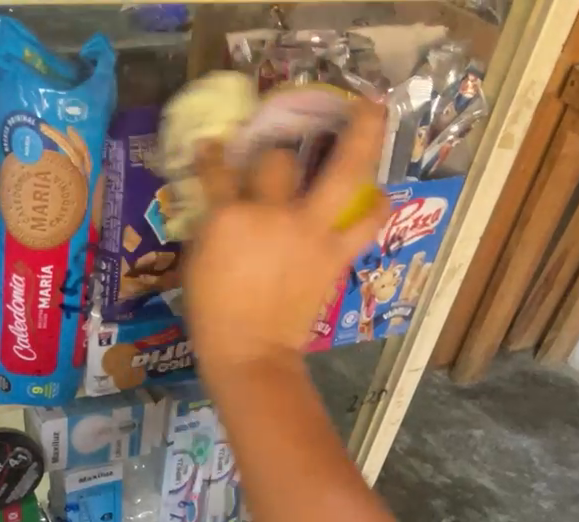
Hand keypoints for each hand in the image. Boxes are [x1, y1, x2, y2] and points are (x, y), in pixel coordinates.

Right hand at [183, 100, 390, 377]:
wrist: (249, 354)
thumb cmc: (212, 317)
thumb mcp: (196, 264)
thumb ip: (212, 228)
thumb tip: (225, 207)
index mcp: (227, 217)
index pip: (216, 169)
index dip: (212, 154)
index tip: (211, 147)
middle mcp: (272, 213)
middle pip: (278, 160)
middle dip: (275, 154)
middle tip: (280, 154)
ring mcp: (309, 231)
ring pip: (342, 170)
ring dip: (362, 135)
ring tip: (373, 109)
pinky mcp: (334, 255)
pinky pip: (366, 224)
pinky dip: (377, 208)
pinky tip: (382, 194)